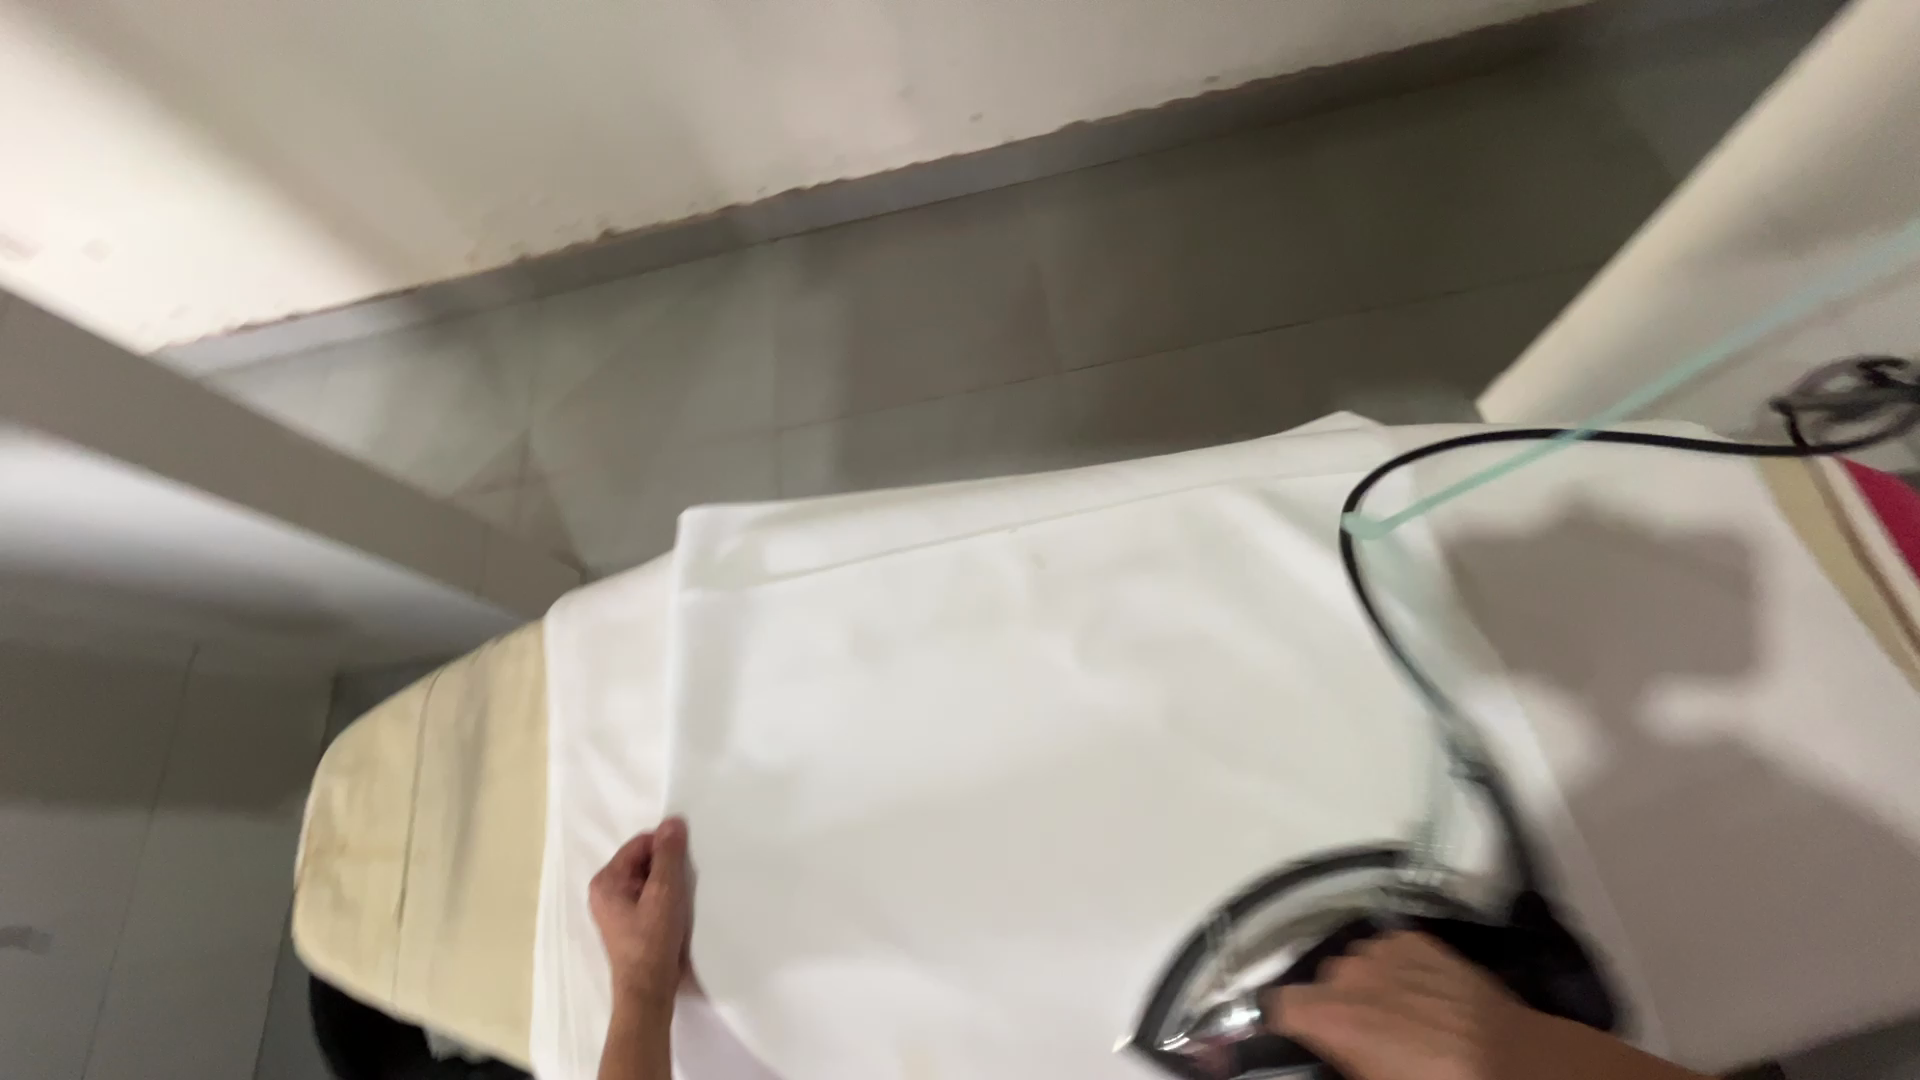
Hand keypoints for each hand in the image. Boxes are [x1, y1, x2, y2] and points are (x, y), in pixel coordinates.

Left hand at [589, 817, 693, 1007]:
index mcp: (606, 880)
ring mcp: (615, 907)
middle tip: (684, 881)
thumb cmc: (653, 940)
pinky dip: (665, 895)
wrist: (648, 991)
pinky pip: (649, 893)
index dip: (665, 848)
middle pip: (644, 858)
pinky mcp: (628, 921)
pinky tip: (676, 908)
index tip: (684, 861)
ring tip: (681, 896)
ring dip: (668, 881)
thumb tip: (673, 821)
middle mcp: (605, 890)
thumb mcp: (665, 892)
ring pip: (649, 876)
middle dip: (667, 864)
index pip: (642, 842)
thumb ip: (669, 854)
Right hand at [1263, 931, 1555, 1079]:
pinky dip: (1397, 969)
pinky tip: (1423, 993)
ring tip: (1401, 1014)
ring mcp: (1379, 950)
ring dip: (1368, 987)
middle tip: (1365, 1037)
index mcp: (1329, 1014)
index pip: (1275, 1005)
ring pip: (1356, 965)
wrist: (1519, 1064)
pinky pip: (1388, 951)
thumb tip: (1320, 1050)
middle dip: (1336, 1007)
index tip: (1289, 1033)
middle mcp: (1344, 973)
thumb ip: (1338, 1060)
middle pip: (1321, 984)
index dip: (1280, 1021)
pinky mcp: (1412, 938)